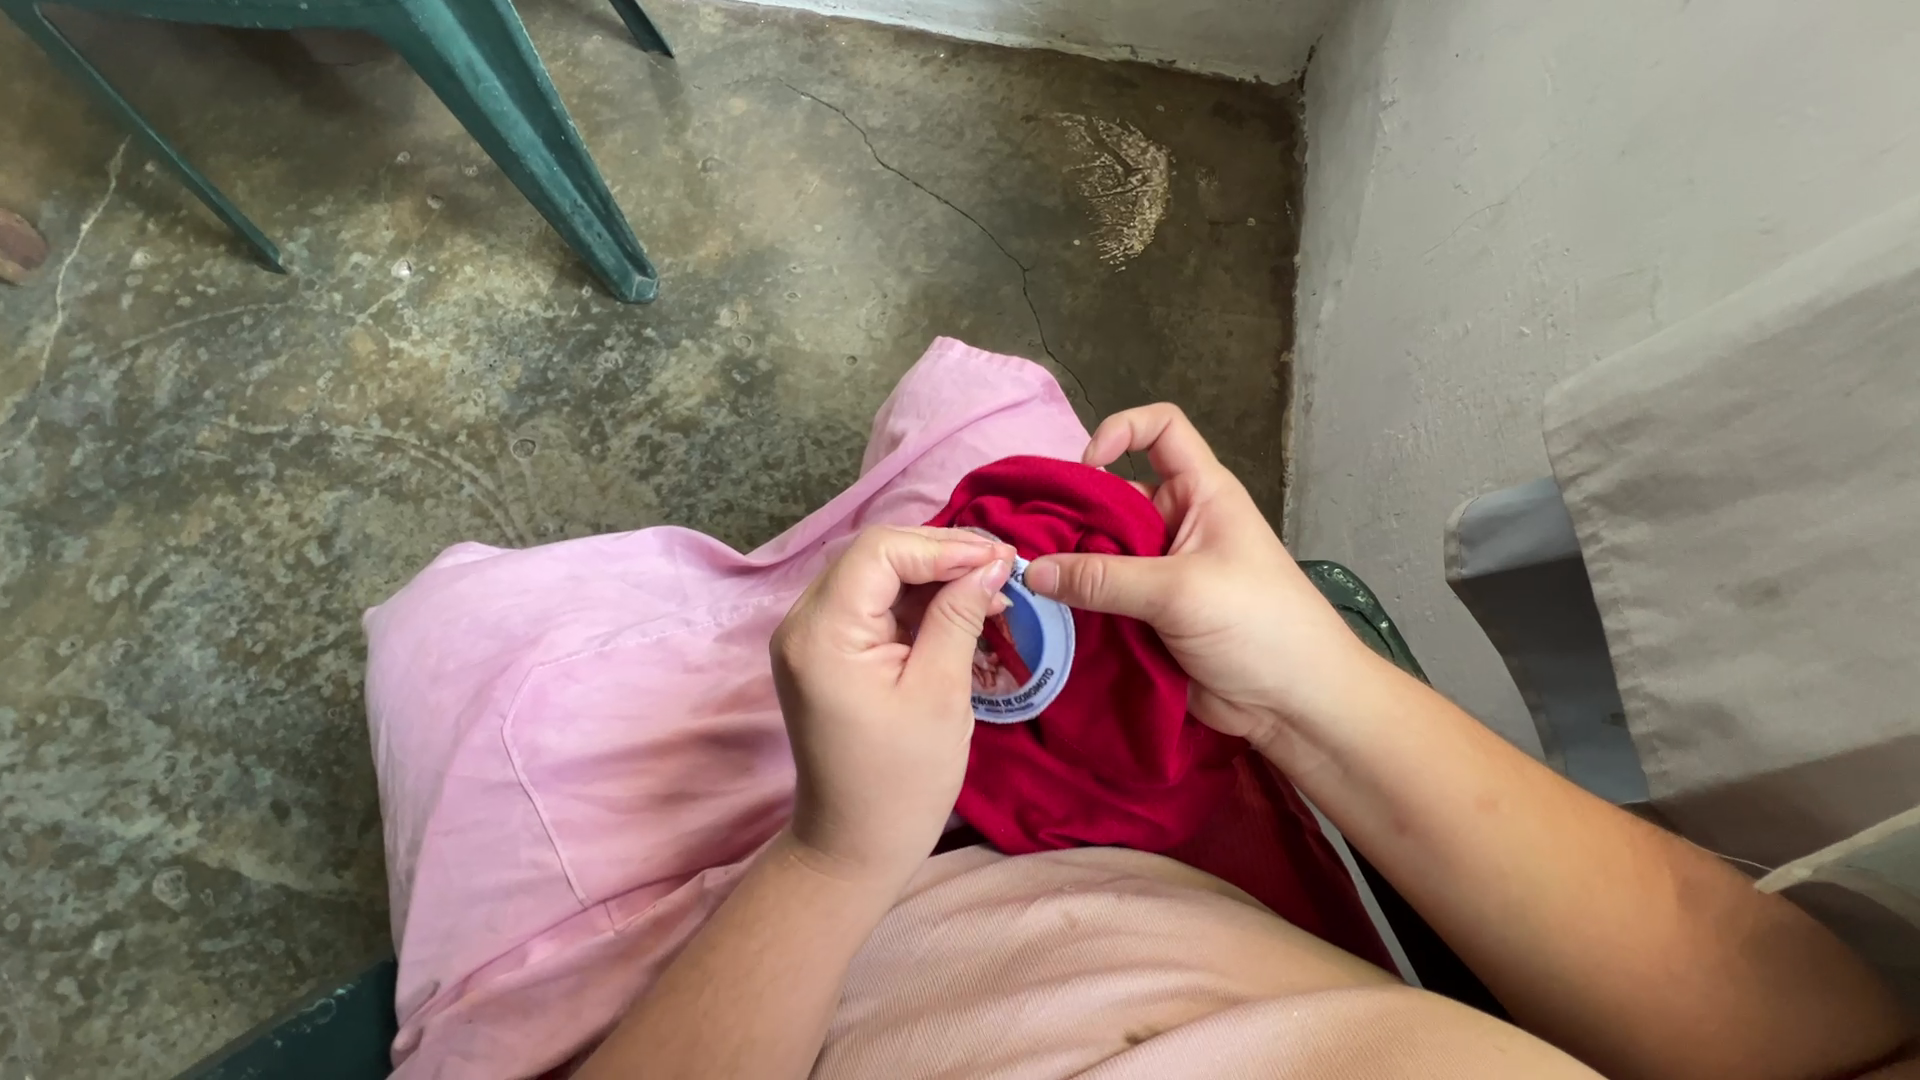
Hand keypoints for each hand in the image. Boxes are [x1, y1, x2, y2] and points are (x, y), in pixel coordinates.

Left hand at [771, 526, 1014, 886]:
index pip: (879, 552)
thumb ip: (958, 616)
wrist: (854, 844)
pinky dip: (918, 600)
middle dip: (941, 554)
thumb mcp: (940, 693)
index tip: (999, 559)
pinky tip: (960, 605)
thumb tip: (991, 562)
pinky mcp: (826, 649)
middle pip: (875, 556)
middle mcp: (803, 622)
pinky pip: (874, 604)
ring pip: (877, 575)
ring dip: (934, 574)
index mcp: (822, 633)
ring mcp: (810, 635)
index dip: (943, 546)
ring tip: (990, 585)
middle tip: (1001, 566)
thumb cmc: (902, 781)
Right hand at [1023, 405, 1377, 744]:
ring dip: (1068, 566)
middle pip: (1112, 498)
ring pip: (1099, 553)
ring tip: (1026, 582)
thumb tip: (1030, 570)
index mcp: (1200, 493)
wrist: (1294, 706)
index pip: (1162, 430)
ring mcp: (1159, 571)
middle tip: (1028, 541)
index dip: (1123, 431)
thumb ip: (1103, 580)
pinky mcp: (1146, 615)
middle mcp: (1175, 524)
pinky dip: (1075, 603)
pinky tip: (1043, 613)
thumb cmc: (1259, 626)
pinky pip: (1100, 597)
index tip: (1089, 466)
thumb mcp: (1181, 592)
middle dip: (1073, 515)